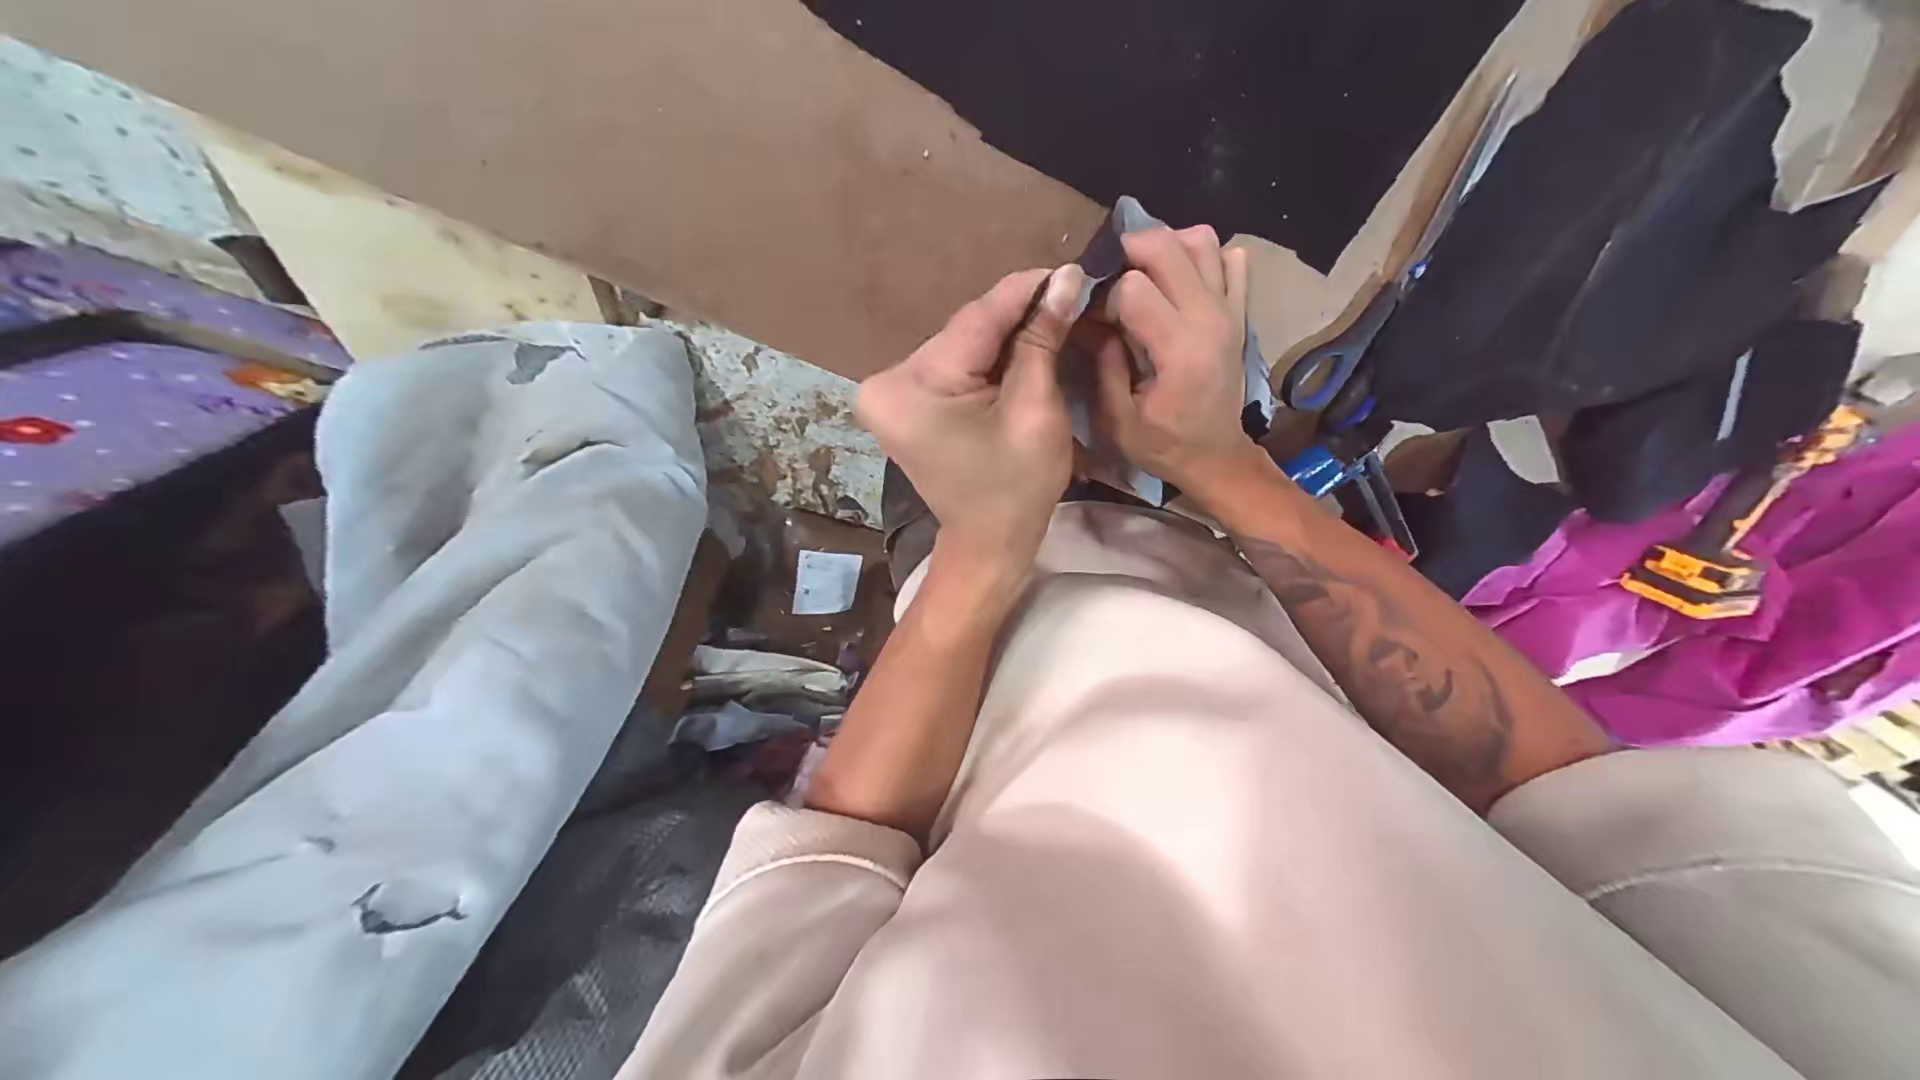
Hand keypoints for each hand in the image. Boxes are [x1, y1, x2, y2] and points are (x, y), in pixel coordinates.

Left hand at [857, 264, 1086, 567]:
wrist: (987, 542)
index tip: (1069, 269)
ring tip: (1054, 318)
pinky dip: (989, 358)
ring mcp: (890, 392)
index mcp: (911, 389)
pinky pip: (955, 365)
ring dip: (1006, 335)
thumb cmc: (1016, 489)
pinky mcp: (904, 401)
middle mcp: (887, 383)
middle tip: (1069, 296)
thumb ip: (1042, 340)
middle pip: (967, 331)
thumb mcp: (1035, 411)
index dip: (1026, 290)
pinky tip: (1024, 347)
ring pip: (963, 345)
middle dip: (1019, 315)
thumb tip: (1067, 277)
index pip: (977, 319)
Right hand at [1088, 225, 1267, 503]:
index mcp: (1178, 350)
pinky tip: (1180, 280)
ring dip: (1167, 245)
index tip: (1095, 318)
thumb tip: (1086, 319)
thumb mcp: (1117, 418)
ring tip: (1144, 271)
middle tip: (1109, 274)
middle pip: (1168, 246)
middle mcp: (1209, 319)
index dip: (1104, 295)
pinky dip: (1204, 257)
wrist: (1216, 457)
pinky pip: (1230, 260)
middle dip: (1128, 251)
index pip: (1133, 287)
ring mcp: (1230, 310)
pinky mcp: (1240, 311)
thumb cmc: (1163, 445)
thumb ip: (1104, 363)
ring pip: (1202, 240)